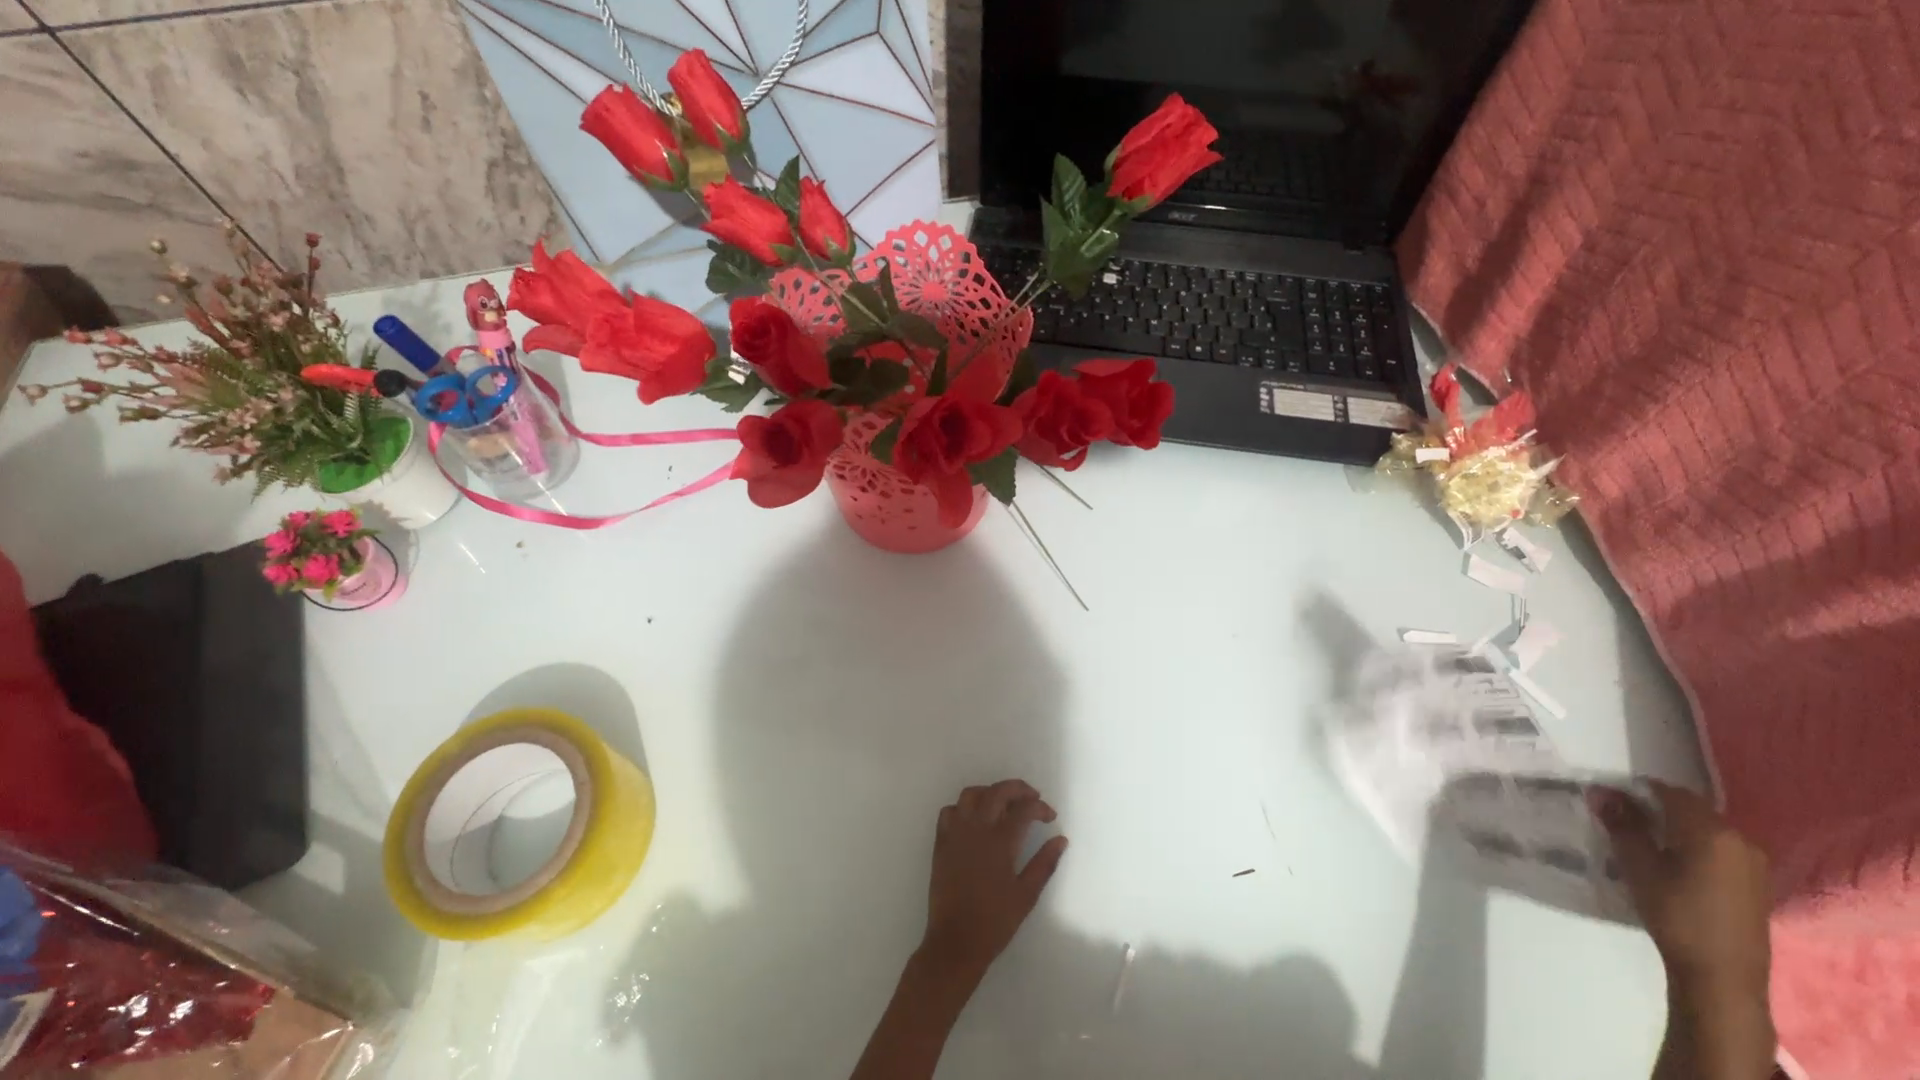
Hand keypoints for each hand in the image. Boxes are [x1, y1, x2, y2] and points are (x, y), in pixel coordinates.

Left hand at [921, 779, 1068, 980]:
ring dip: (990, 792)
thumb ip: (1045, 863)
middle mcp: (976, 830)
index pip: (1023, 809)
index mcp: (1000, 842)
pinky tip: (976, 820)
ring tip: (1004, 804)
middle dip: (1018, 789)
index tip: (1050, 817)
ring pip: (970, 795)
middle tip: (1032, 799)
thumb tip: (1061, 839)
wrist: (955, 941)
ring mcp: (955, 834)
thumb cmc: (995, 921)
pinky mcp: (940, 843)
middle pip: (997, 792)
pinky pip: (950, 812)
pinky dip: (965, 807)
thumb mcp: (1027, 894)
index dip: (1040, 807)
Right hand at [1593, 781, 1775, 1079]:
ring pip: (1707, 830)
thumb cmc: (1676, 915)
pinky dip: (1695, 848)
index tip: (1611, 803)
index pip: (1670, 793)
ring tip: (1648, 847)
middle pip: (1691, 809)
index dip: (1637, 792)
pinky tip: (1677, 869)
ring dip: (1677, 830)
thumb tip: (1600, 790)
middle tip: (1624, 824)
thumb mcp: (1639, 868)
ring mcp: (1754, 862)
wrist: (1723, 976)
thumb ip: (1623, 825)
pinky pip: (1721, 850)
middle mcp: (1740, 838)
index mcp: (1711, 830)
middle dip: (1657, 810)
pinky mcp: (1757, 883)